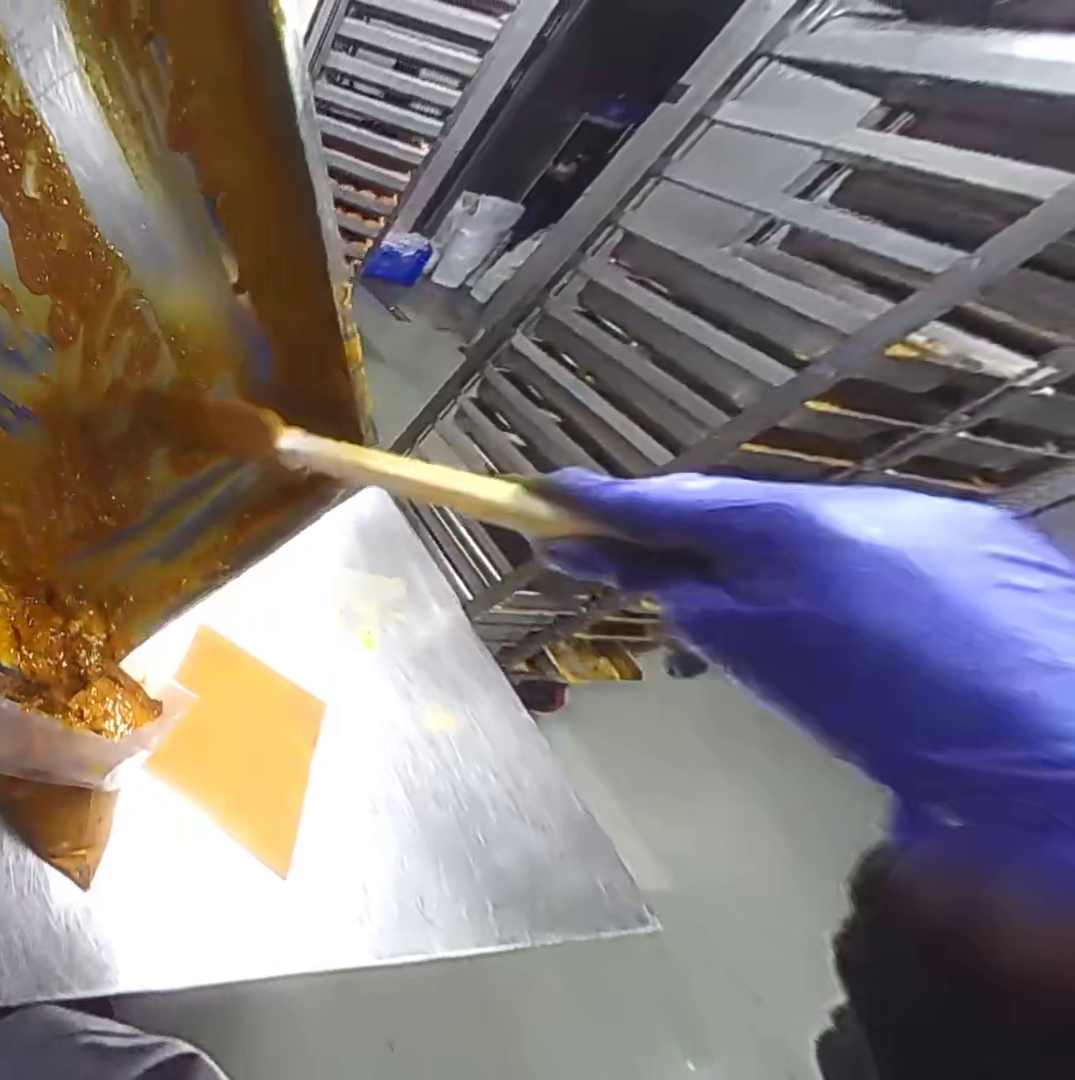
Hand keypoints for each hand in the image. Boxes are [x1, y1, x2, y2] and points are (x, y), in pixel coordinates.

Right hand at [543, 469, 1074, 901]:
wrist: (1062, 758)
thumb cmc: (869, 701)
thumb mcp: (738, 642)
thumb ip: (662, 586)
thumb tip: (593, 554)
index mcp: (788, 524)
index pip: (662, 501)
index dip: (591, 497)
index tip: (538, 488)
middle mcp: (854, 500)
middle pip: (722, 501)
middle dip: (659, 521)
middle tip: (604, 543)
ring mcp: (920, 513)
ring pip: (784, 517)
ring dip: (728, 542)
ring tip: (704, 585)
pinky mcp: (970, 539)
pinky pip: (844, 533)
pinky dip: (794, 555)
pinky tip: (799, 596)